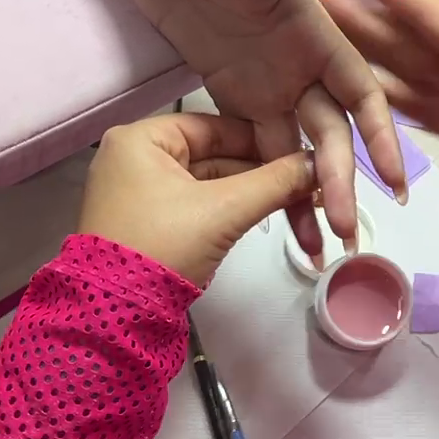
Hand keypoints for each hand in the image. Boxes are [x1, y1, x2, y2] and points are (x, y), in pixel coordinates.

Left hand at [76, 113, 317, 286]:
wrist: (119, 312)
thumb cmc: (165, 245)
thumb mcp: (225, 210)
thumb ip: (276, 183)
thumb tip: (319, 164)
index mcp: (140, 139)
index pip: (214, 125)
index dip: (260, 139)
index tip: (299, 151)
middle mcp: (133, 157)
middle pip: (211, 154)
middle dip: (258, 171)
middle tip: (301, 180)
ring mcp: (136, 192)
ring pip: (205, 182)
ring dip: (246, 192)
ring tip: (290, 199)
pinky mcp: (145, 222)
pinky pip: (194, 204)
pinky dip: (224, 209)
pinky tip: (258, 214)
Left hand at [78, 0, 405, 255]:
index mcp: (318, 38)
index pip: (362, 96)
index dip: (381, 137)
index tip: (394, 181)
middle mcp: (301, 70)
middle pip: (330, 138)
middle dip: (341, 184)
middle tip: (349, 234)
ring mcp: (269, 89)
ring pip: (295, 155)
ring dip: (308, 200)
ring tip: (322, 251)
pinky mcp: (236, 101)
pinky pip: (257, 153)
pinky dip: (268, 187)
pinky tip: (278, 224)